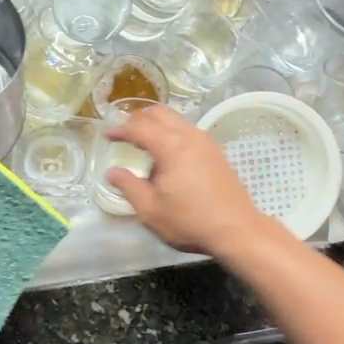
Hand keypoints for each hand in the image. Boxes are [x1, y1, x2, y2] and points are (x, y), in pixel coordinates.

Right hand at [105, 104, 268, 255]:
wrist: (237, 229)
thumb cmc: (190, 220)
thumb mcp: (151, 209)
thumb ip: (129, 186)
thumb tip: (113, 172)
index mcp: (171, 146)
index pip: (139, 128)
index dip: (120, 129)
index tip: (106, 134)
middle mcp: (189, 136)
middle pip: (160, 113)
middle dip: (138, 118)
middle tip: (123, 132)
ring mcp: (206, 142)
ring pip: (176, 120)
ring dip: (157, 124)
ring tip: (143, 141)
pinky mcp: (215, 152)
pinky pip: (188, 131)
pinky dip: (172, 132)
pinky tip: (168, 153)